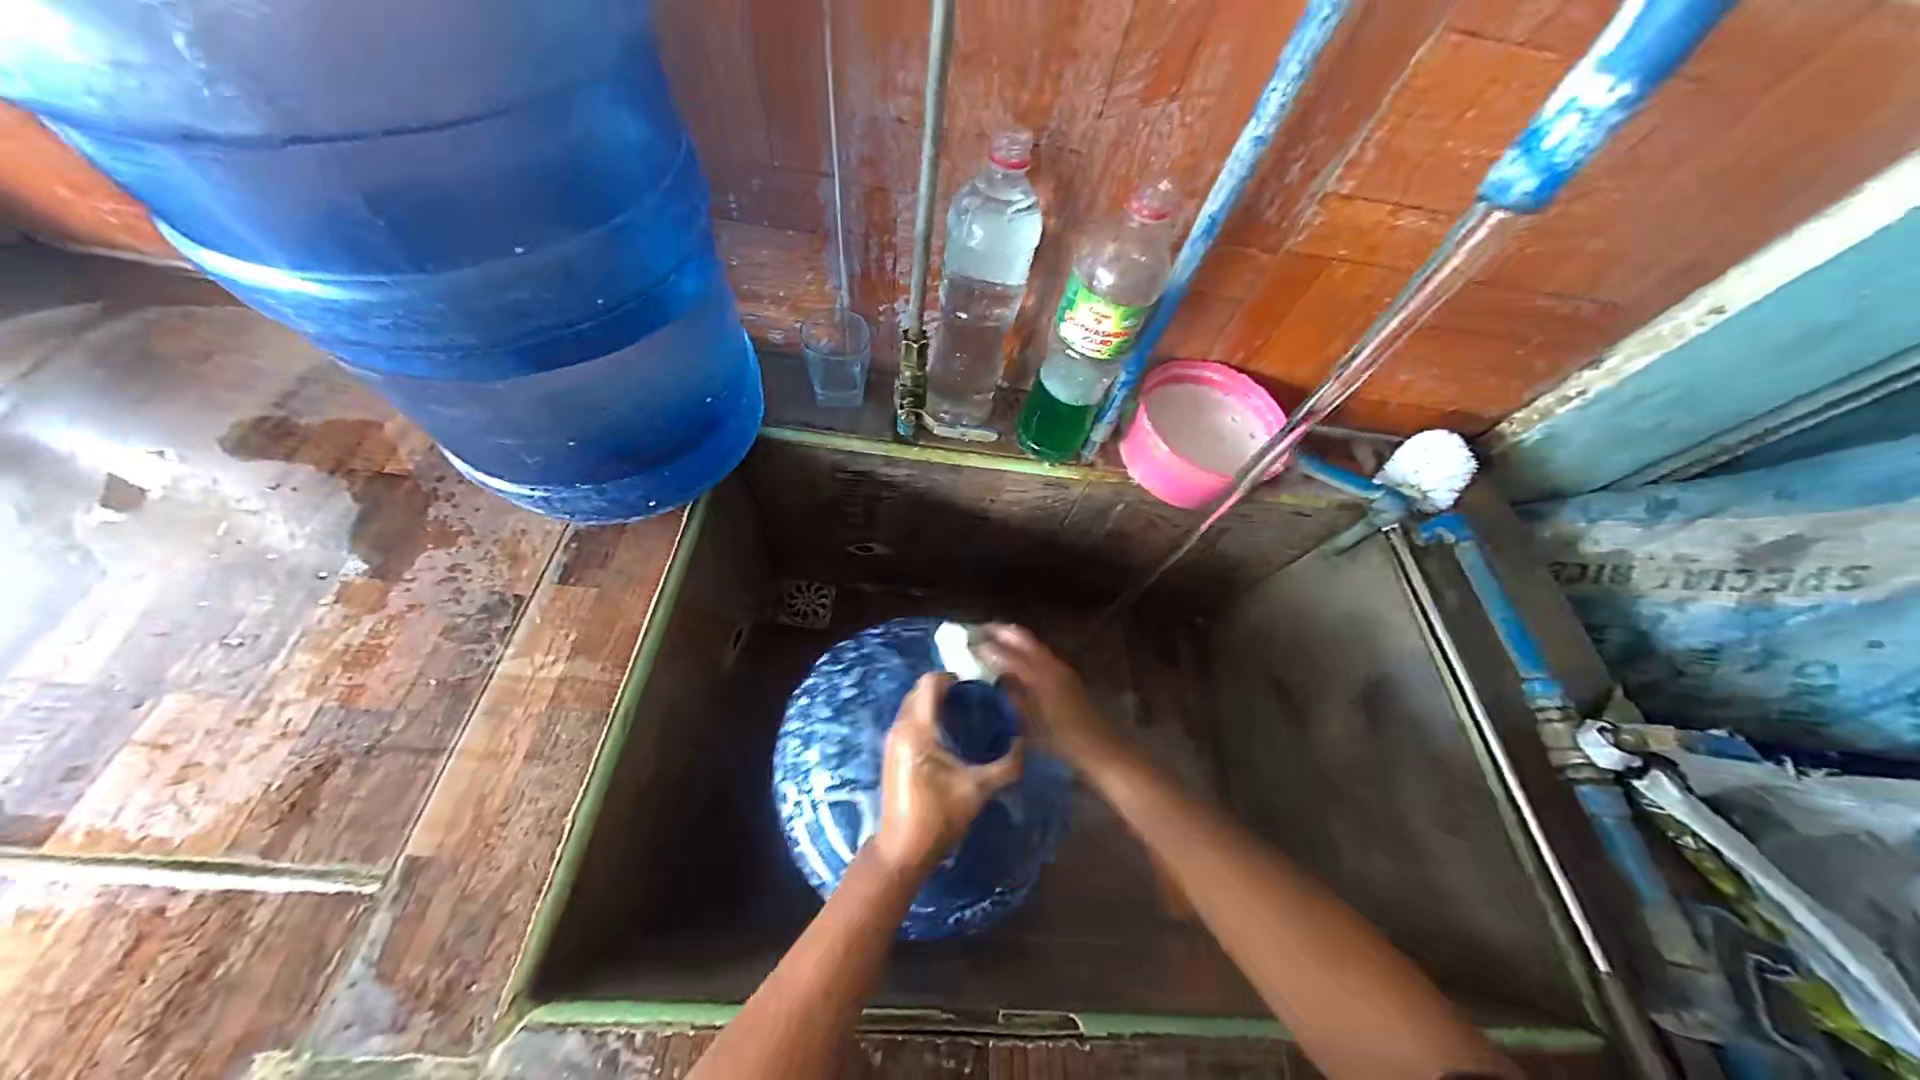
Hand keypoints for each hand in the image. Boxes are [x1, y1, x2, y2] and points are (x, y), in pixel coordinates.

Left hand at [873, 673, 1023, 874]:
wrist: (902, 850)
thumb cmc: (939, 817)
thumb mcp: (978, 790)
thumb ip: (1006, 765)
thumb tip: (1023, 745)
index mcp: (918, 729)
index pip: (930, 682)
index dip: (952, 678)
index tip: (974, 688)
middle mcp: (900, 728)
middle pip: (919, 690)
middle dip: (944, 689)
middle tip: (972, 700)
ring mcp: (891, 740)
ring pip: (912, 705)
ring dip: (934, 703)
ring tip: (962, 716)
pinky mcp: (890, 753)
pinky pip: (908, 720)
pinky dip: (925, 717)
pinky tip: (946, 736)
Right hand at [979, 624, 1118, 769]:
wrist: (1096, 745)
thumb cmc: (1059, 740)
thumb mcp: (1028, 723)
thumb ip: (1012, 697)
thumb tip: (996, 679)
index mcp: (1038, 676)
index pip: (1007, 655)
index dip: (988, 649)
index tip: (970, 646)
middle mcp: (1050, 665)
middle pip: (1023, 638)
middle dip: (1002, 632)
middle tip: (982, 630)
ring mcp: (1061, 667)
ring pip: (1034, 644)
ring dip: (1015, 638)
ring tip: (995, 638)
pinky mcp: (1067, 674)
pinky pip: (1042, 653)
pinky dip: (1026, 649)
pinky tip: (1017, 658)